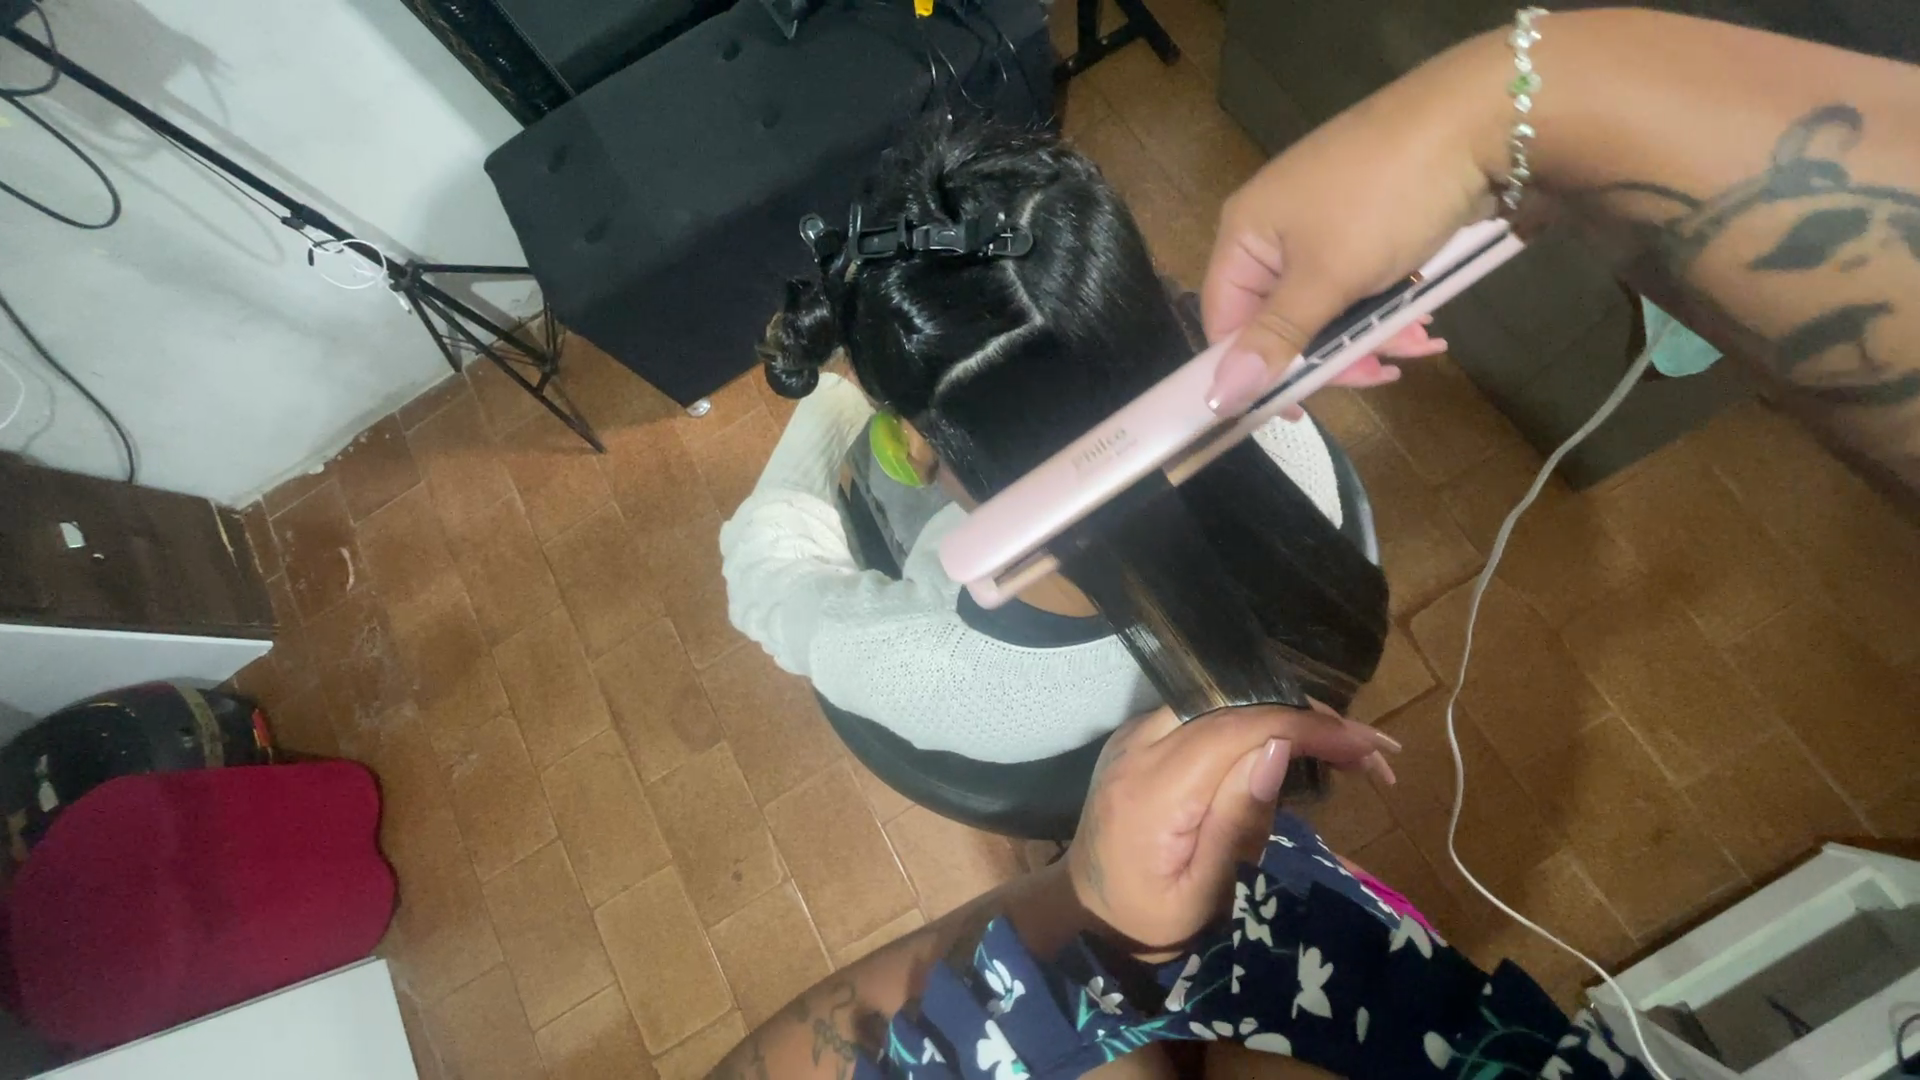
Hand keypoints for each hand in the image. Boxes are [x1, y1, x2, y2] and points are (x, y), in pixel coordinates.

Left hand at [1066, 703, 1399, 952]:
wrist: (1087, 906)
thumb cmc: (1148, 918)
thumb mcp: (1203, 894)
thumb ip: (1238, 823)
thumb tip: (1277, 749)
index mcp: (1150, 787)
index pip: (1233, 728)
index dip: (1302, 726)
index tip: (1365, 746)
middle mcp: (1137, 744)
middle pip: (1230, 704)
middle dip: (1306, 717)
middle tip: (1372, 753)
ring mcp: (1135, 734)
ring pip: (1220, 702)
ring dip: (1284, 716)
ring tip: (1345, 749)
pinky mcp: (1141, 737)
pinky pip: (1204, 713)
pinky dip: (1254, 722)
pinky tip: (1294, 744)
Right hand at [1201, 31, 1513, 413]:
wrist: (1489, 114)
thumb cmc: (1388, 197)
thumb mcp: (1328, 278)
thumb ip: (1274, 341)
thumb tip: (1218, 399)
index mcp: (1244, 235)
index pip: (1225, 321)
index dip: (1251, 370)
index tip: (1294, 407)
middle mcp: (1272, 233)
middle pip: (1278, 321)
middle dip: (1329, 354)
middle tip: (1376, 374)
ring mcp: (1318, 227)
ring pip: (1323, 310)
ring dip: (1367, 338)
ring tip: (1418, 346)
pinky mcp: (1362, 226)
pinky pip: (1354, 287)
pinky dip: (1385, 311)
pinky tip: (1424, 324)